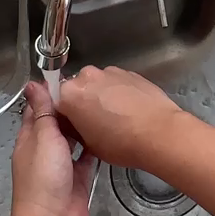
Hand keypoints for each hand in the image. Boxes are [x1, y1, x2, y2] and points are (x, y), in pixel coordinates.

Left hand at [8, 81, 98, 215]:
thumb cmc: (44, 178)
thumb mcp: (43, 138)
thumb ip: (42, 111)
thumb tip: (31, 84)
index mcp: (30, 139)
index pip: (37, 109)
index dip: (49, 93)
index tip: (69, 77)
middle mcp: (44, 149)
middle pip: (57, 123)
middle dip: (71, 108)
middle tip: (93, 89)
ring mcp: (62, 164)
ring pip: (73, 138)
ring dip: (83, 125)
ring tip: (102, 105)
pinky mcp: (78, 176)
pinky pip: (88, 155)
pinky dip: (95, 145)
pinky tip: (108, 132)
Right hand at [56, 65, 195, 168]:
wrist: (159, 131)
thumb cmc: (121, 142)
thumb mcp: (88, 144)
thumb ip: (74, 127)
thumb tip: (74, 122)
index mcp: (70, 94)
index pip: (55, 102)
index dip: (63, 115)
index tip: (70, 126)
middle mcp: (87, 76)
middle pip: (76, 88)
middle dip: (81, 102)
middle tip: (91, 122)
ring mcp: (110, 71)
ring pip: (97, 83)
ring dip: (100, 95)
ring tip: (114, 116)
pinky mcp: (130, 71)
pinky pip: (116, 81)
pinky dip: (118, 92)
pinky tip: (128, 109)